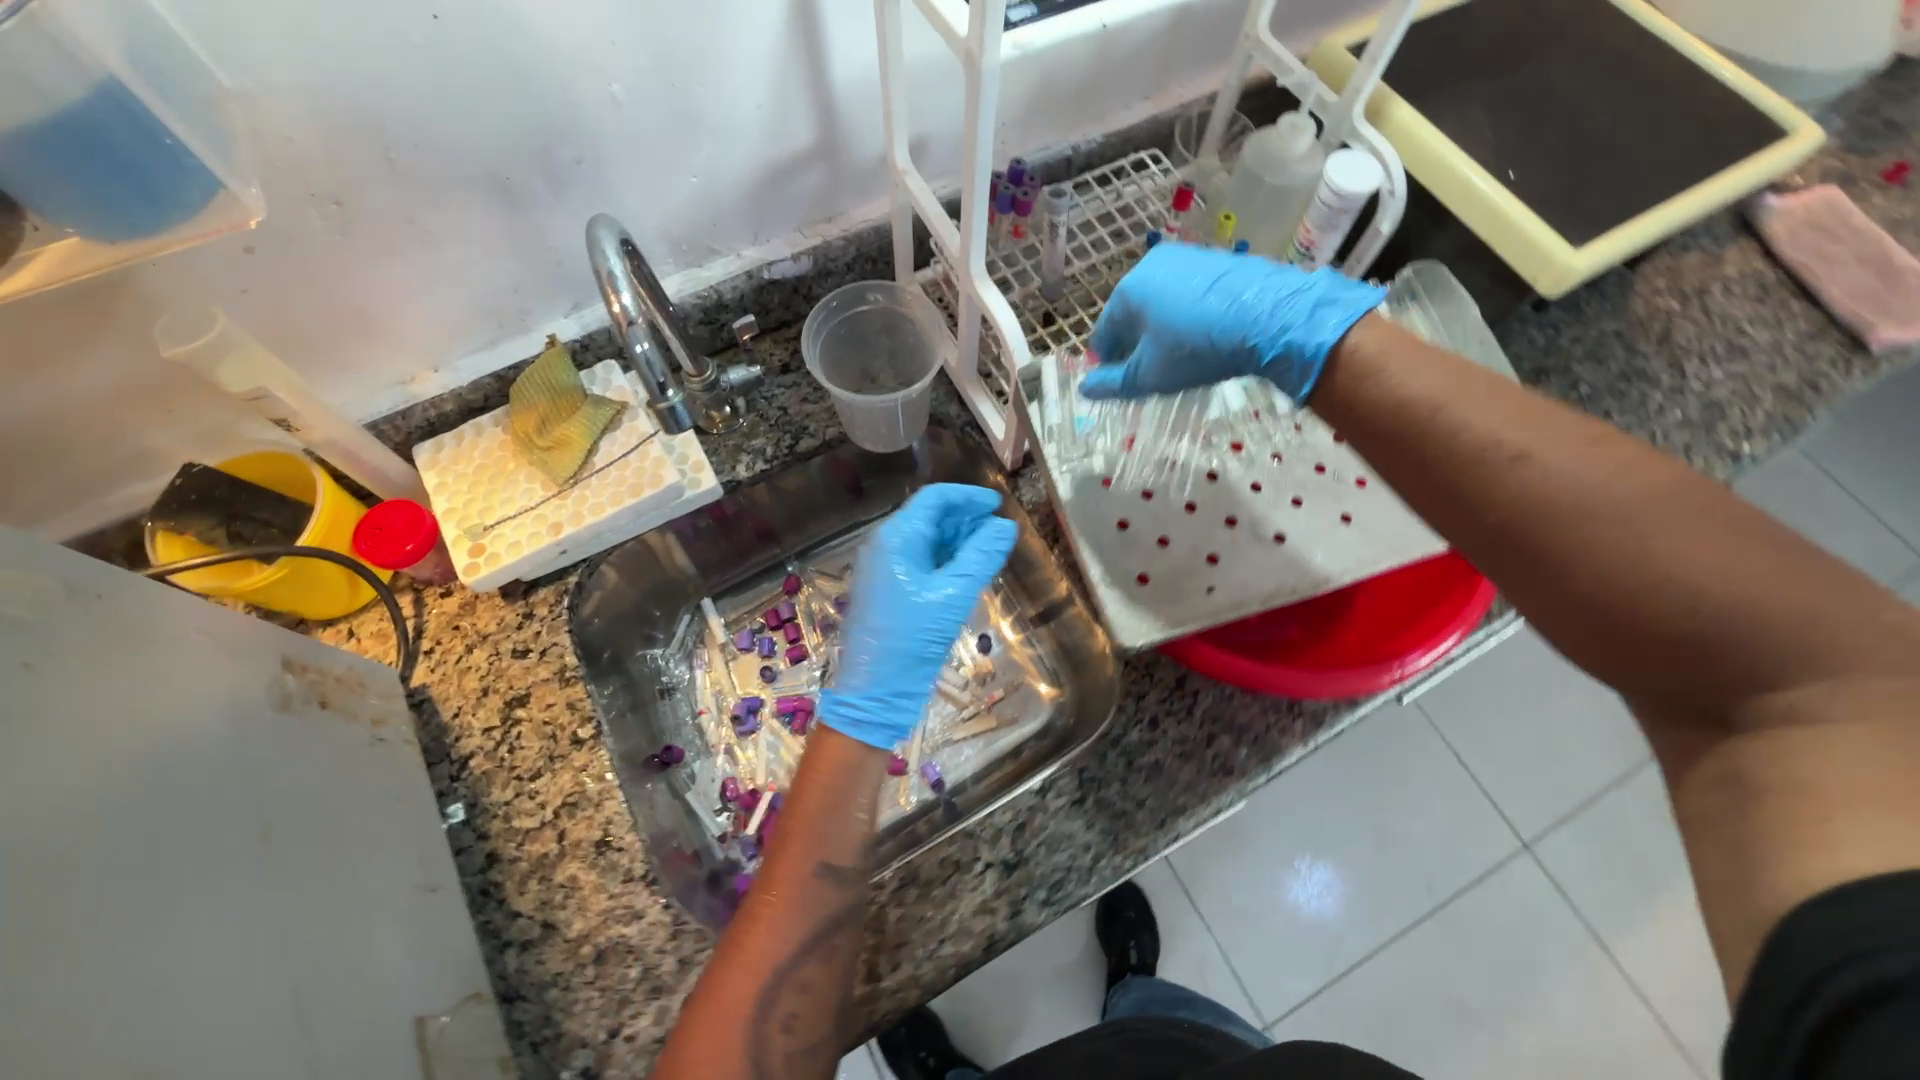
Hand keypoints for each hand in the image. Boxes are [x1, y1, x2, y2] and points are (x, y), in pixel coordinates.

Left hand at [820, 484, 1017, 750]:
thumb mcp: (953, 597)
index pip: (934, 499)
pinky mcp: (887, 591)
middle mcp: (884, 546)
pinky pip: (919, 563)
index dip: (968, 498)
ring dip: (957, 540)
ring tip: (989, 550)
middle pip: (928, 517)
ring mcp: (883, 569)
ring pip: (925, 541)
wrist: (875, 693)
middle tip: (999, 529)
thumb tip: (1006, 526)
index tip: (999, 505)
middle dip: (964, 518)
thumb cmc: (911, 641)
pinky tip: (967, 572)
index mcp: (895, 538)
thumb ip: (981, 557)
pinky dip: (945, 561)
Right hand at [1079, 244, 1386, 403]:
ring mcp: (1188, 258)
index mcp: (1128, 290)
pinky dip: (1189, 314)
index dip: (1106, 361)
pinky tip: (1205, 335)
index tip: (1116, 381)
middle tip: (1149, 370)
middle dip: (1136, 342)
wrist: (1269, 317)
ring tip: (1179, 355)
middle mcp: (1152, 265)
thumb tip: (1084, 391)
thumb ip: (1113, 384)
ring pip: (1163, 301)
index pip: (1104, 331)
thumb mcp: (1150, 374)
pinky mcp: (1219, 261)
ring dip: (1163, 327)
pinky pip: (1191, 293)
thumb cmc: (1195, 347)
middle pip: (1133, 313)